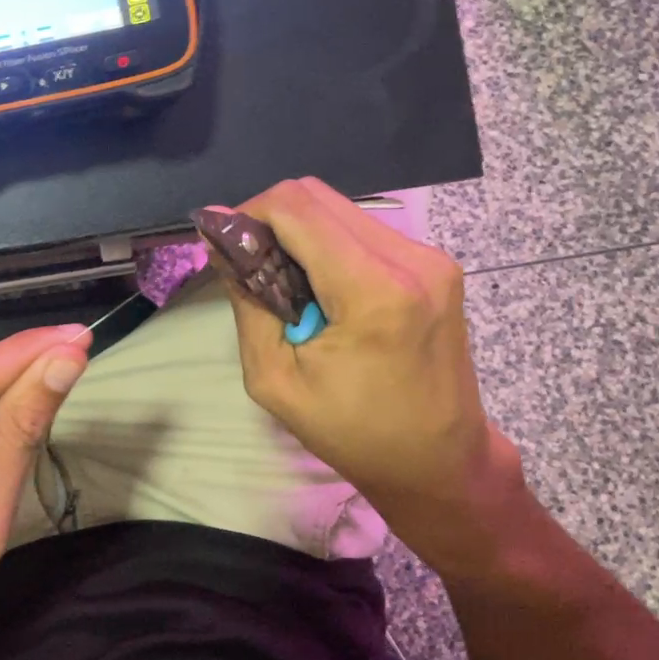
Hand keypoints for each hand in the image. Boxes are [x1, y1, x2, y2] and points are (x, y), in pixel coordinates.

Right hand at [219, 178, 525, 569]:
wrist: (440, 463)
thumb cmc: (352, 433)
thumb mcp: (274, 379)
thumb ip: (247, 300)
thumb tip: (217, 241)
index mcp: (373, 290)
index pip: (294, 208)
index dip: (246, 214)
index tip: (222, 246)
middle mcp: (409, 258)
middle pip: (315, 196)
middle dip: (268, 219)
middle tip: (246, 263)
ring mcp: (430, 257)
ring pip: (338, 208)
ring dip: (298, 232)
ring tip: (283, 282)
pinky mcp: (435, 264)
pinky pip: (362, 228)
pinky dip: (326, 244)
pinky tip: (319, 287)